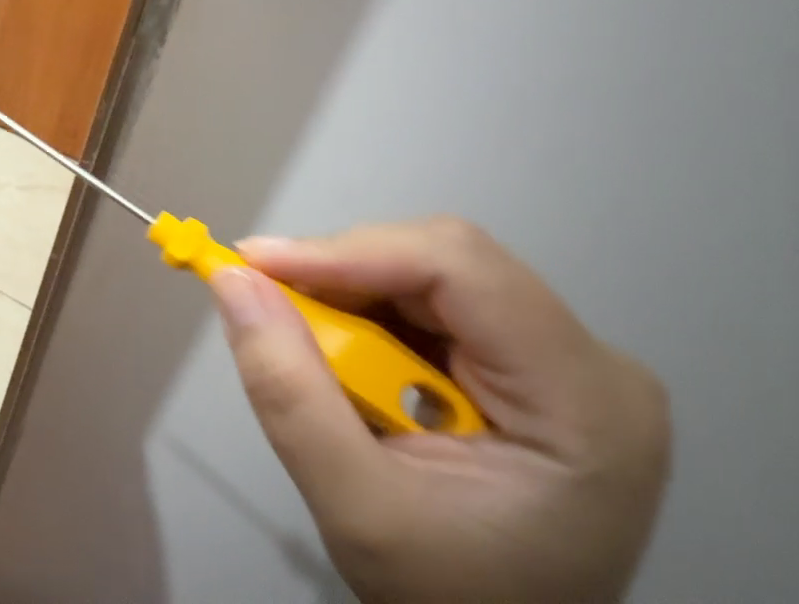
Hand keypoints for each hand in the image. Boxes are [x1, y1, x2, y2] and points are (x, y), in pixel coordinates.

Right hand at [211, 218, 670, 603]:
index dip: (347, 250)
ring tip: (296, 341)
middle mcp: (588, 364)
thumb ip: (289, 392)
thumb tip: (230, 281)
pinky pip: (428, 304)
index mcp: (581, 401)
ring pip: (428, 274)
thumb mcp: (355, 505)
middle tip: (257, 298)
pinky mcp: (527, 367)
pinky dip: (362, 316)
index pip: (460, 269)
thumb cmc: (447, 592)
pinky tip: (336, 356)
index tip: (251, 263)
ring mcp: (562, 363)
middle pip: (443, 262)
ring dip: (343, 294)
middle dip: (338, 273)